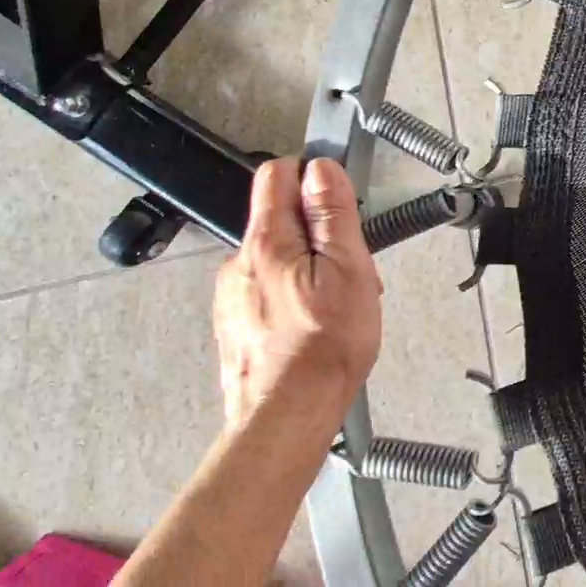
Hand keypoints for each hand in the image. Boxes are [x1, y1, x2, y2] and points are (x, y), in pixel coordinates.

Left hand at [214, 157, 382, 430]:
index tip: (340, 197)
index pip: (276, 176)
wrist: (288, 416)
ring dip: (311, 267)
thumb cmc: (327, 344)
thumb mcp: (348, 268)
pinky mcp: (235, 325)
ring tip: (341, 302)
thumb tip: (320, 170)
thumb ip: (332, 215)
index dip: (311, 174)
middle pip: (280, 219)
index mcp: (266, 243)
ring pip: (279, 258)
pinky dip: (297, 295)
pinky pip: (270, 290)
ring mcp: (232, 297)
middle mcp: (238, 264)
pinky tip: (319, 322)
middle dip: (320, 232)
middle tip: (353, 266)